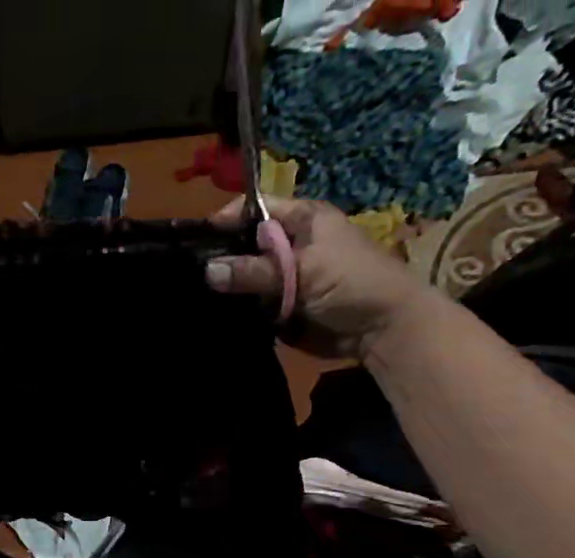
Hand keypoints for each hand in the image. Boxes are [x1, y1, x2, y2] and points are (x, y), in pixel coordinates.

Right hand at [204, 197, 434, 358]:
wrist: (383, 330)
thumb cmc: (353, 283)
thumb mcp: (305, 270)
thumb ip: (256, 271)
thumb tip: (208, 270)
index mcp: (301, 219)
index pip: (254, 209)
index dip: (227, 219)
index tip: (198, 241)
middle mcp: (290, 245)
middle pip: (245, 246)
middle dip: (223, 258)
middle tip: (191, 275)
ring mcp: (286, 279)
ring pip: (246, 279)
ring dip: (228, 290)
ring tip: (199, 298)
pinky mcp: (284, 309)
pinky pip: (254, 307)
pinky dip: (240, 312)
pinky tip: (216, 316)